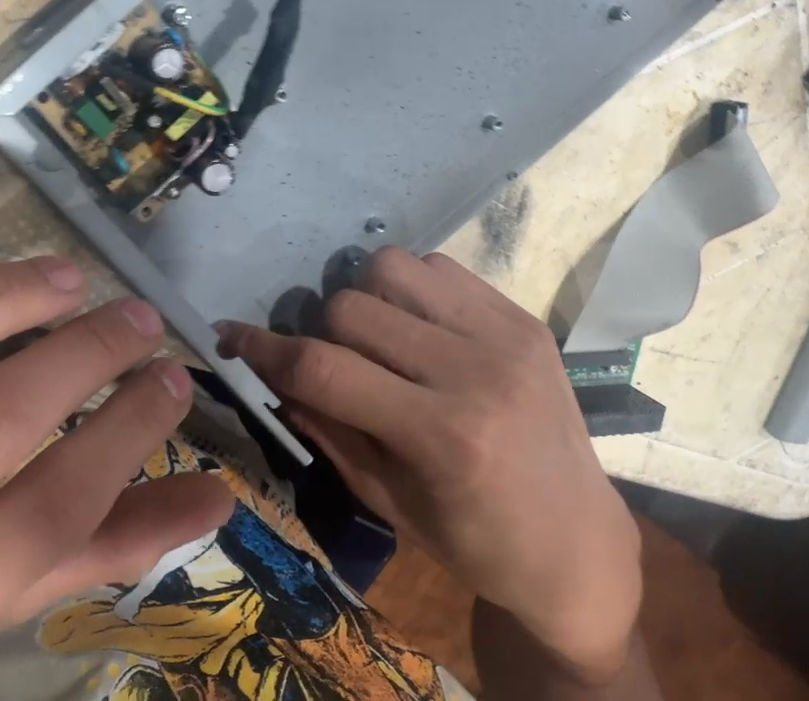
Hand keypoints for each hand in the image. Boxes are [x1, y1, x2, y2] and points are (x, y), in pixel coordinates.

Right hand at [220, 248, 640, 684]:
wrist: (577, 542)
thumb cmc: (473, 541)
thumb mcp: (383, 498)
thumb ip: (322, 424)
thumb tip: (267, 368)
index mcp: (441, 435)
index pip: (324, 368)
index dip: (264, 348)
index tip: (231, 335)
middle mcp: (476, 371)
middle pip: (348, 307)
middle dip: (318, 331)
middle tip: (329, 361)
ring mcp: (506, 335)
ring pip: (389, 266)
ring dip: (364, 299)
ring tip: (376, 339)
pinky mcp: (524, 316)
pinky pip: (437, 266)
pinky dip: (408, 288)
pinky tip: (417, 328)